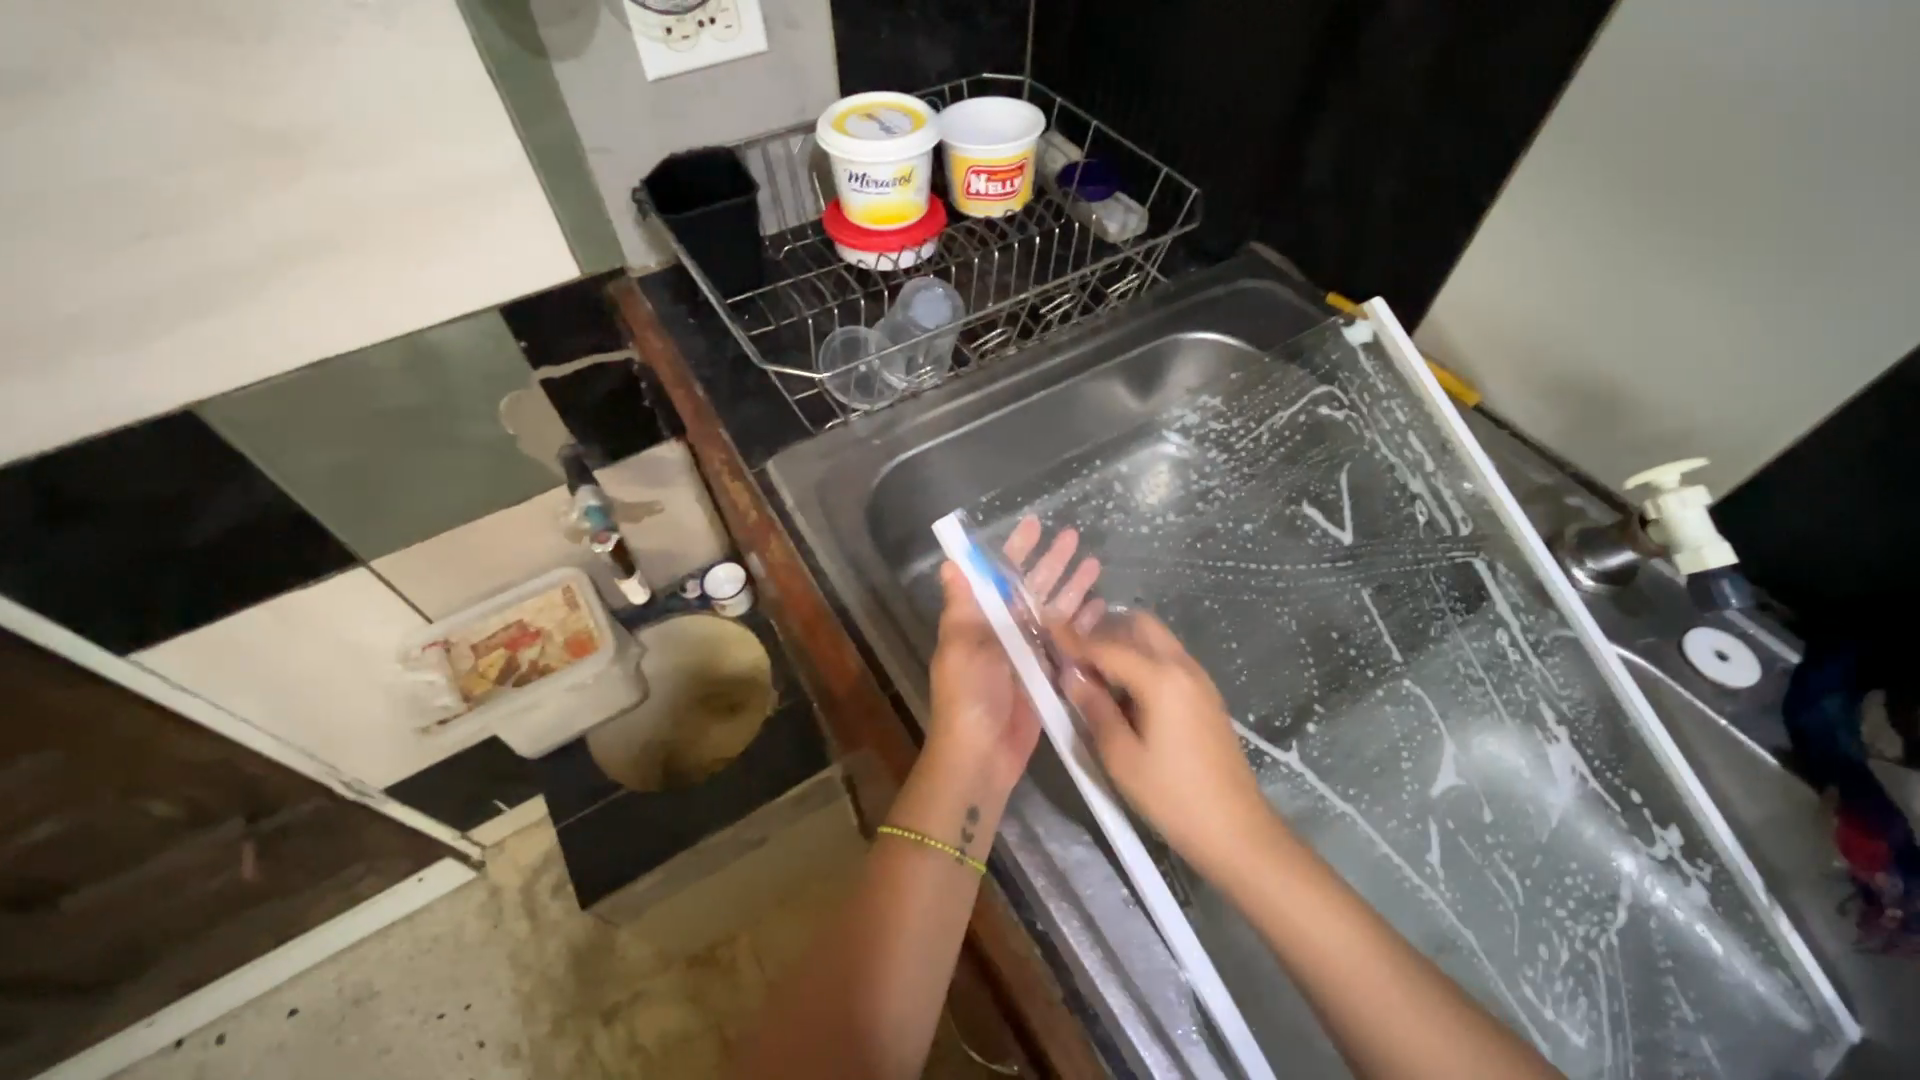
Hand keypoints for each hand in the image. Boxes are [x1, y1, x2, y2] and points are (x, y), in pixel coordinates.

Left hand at [927, 516, 1103, 799]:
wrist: (981, 756)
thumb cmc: (968, 697)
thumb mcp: (961, 646)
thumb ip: (963, 605)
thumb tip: (951, 563)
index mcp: (980, 620)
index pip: (998, 575)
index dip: (1014, 549)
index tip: (1035, 523)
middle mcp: (1002, 632)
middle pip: (1031, 588)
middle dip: (1052, 562)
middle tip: (1075, 537)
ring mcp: (1026, 654)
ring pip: (1053, 612)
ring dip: (1072, 588)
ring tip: (1096, 564)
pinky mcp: (1046, 676)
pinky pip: (1066, 643)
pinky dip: (1082, 625)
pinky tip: (1100, 607)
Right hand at [1054, 612, 1278, 877]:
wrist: (1236, 829)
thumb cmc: (1172, 796)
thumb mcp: (1121, 757)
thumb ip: (1094, 709)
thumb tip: (1072, 676)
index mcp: (1161, 679)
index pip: (1107, 646)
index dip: (1072, 639)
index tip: (1045, 629)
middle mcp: (1183, 667)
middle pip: (1139, 625)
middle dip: (1103, 630)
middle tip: (1073, 653)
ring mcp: (1199, 679)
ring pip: (1155, 640)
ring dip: (1123, 644)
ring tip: (1092, 673)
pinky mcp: (1205, 696)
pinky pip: (1168, 660)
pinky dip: (1142, 660)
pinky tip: (1122, 692)